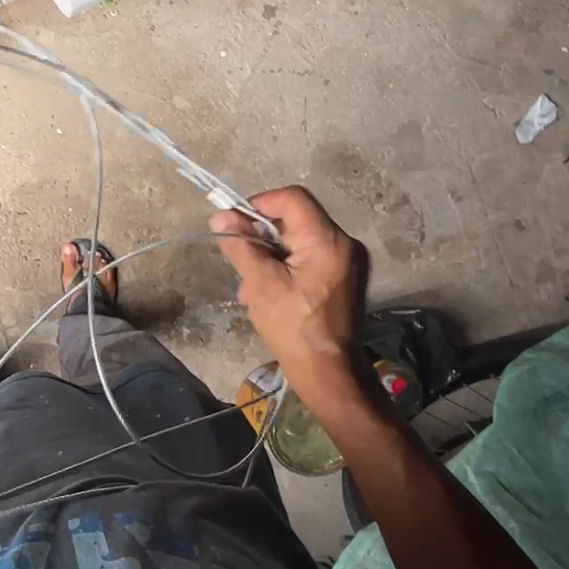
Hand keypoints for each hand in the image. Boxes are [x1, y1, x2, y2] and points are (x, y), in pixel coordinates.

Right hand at [210, 187, 369, 408]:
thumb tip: (221, 216)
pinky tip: (267, 293)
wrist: (328, 371)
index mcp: (328, 240)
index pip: (292, 198)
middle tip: (240, 260)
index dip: (259, 203)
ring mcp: (347, 263)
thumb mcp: (260, 283)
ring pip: (299, 242)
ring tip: (250, 285)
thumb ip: (241, 245)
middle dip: (261, 237)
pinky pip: (308, 260)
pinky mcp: (343, 279)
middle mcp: (344, 244)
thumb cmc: (293, 326)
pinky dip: (284, 268)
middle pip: (295, 220)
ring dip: (269, 255)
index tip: (235, 224)